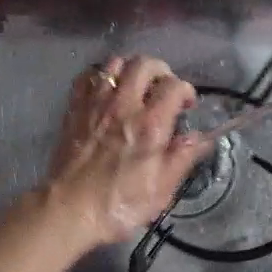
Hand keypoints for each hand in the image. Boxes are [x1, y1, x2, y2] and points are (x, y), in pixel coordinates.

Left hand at [43, 56, 210, 246]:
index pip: (174, 86)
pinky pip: (88, 75)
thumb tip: (202, 137)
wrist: (69, 208)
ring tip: (135, 86)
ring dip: (130, 69)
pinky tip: (106, 90)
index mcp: (150, 125)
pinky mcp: (76, 106)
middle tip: (163, 88)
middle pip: (144, 64)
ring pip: (115, 63)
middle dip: (160, 70)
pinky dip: (100, 76)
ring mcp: (96, 102)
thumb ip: (182, 158)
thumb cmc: (119, 204)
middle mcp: (124, 104)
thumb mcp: (160, 190)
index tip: (186, 104)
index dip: (186, 90)